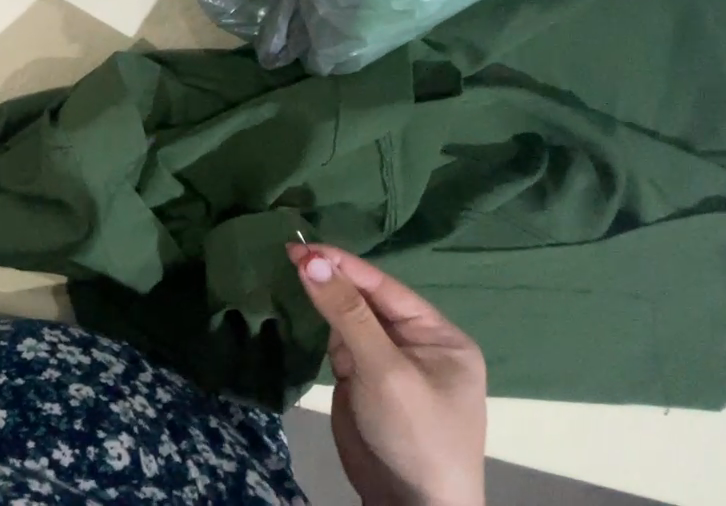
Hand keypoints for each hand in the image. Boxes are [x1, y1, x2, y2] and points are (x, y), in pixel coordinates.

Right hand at [289, 243, 487, 505]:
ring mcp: (388, 361)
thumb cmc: (414, 433)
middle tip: (285, 255)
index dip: (341, 264)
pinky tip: (302, 317)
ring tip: (289, 279)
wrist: (408, 505)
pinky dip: (320, 329)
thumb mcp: (383, 369)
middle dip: (329, 280)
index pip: (384, 287)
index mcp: (439, 336)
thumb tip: (309, 258)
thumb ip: (346, 312)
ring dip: (321, 302)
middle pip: (364, 298)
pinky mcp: (363, 377)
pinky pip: (338, 340)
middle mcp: (417, 343)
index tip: (297, 245)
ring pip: (346, 317)